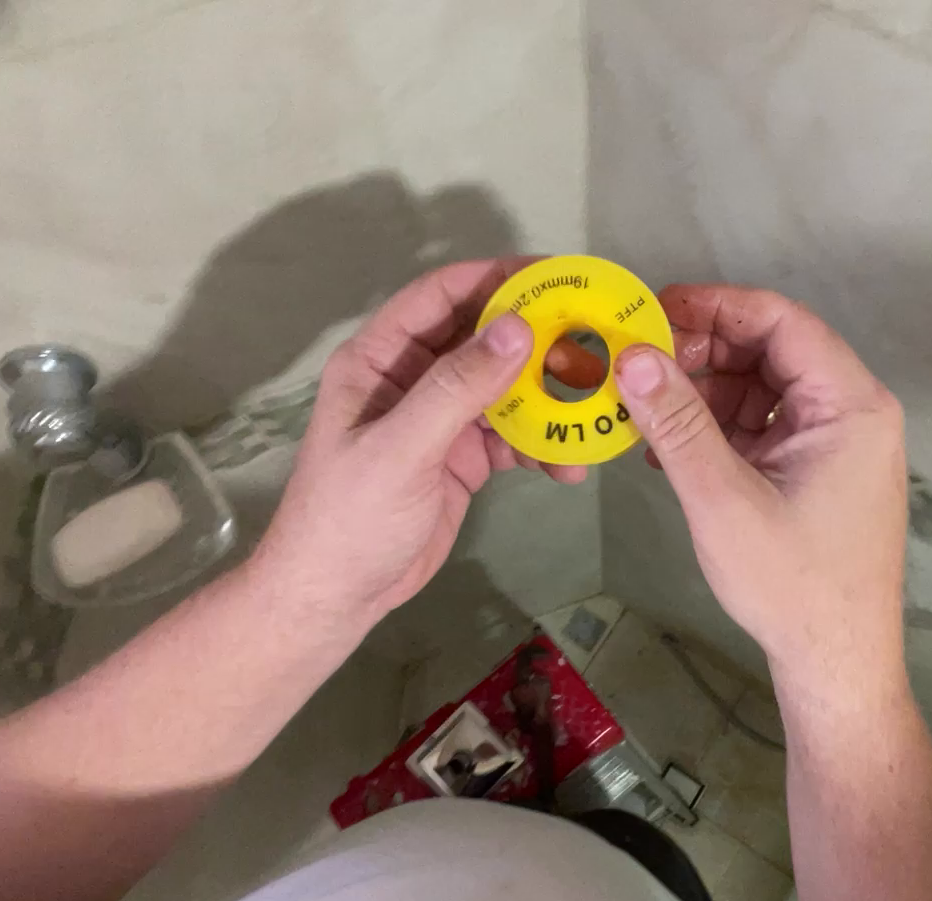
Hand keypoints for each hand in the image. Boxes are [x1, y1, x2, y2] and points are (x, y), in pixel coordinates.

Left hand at [252, 259, 587, 630]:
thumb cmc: (352, 515)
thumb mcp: (402, 448)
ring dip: (545, 402)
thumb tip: (518, 327)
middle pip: (481, 341)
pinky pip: (508, 438)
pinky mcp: (462, 458)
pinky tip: (567, 467)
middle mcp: (413, 380)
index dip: (494, 279)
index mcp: (382, 360)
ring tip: (590, 412)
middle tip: (590, 344)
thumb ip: (458, 388)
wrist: (341, 593)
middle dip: (534, 342)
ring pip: (503, 391)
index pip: (440, 297)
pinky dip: (539, 448)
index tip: (554, 276)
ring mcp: (440, 420)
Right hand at [612, 285, 908, 681]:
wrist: (833, 660)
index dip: (715, 306)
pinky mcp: (813, 472)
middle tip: (639, 371)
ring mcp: (831, 444)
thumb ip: (677, 425)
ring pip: (760, 391)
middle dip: (701, 356)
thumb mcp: (724, 500)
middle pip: (770, 353)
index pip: (781, 321)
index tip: (652, 312)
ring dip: (702, 398)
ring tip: (646, 419)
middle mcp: (849, 412)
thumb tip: (631, 357)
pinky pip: (760, 430)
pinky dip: (716, 432)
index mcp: (849, 404)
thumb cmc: (790, 583)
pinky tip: (669, 452)